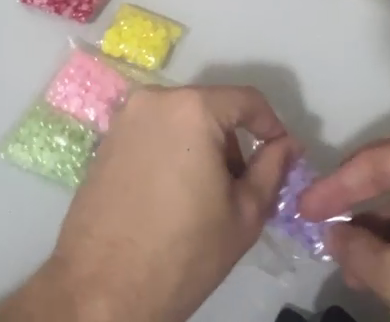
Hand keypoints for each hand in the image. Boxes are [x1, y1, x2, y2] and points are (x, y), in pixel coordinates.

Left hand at [0, 85, 296, 321]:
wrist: (101, 290)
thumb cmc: (182, 253)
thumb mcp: (245, 214)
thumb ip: (272, 168)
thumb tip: (288, 144)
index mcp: (192, 109)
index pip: (246, 100)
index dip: (271, 125)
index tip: (281, 154)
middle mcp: (155, 99)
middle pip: (211, 107)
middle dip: (233, 142)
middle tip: (241, 188)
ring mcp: (125, 118)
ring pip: (182, 119)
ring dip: (202, 146)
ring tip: (206, 197)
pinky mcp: (106, 140)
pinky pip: (154, 132)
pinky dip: (173, 151)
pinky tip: (174, 195)